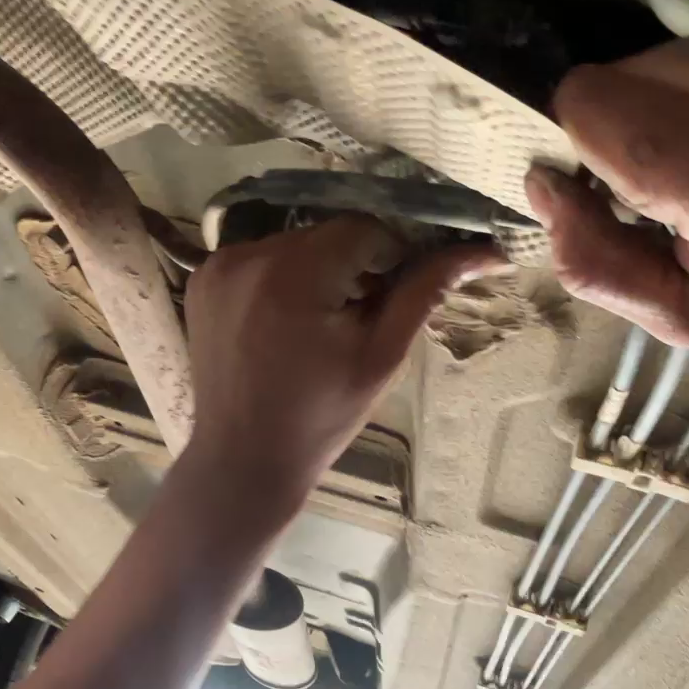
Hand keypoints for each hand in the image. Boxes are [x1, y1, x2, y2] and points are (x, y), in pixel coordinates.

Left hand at [180, 217, 501, 513]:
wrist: (243, 460)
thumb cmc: (321, 416)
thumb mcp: (383, 355)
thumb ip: (426, 291)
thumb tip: (484, 250)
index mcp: (294, 273)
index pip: (365, 227)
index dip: (393, 254)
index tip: (398, 294)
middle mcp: (248, 254)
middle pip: (328, 232)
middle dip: (356, 263)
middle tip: (366, 313)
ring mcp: (218, 265)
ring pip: (296, 241)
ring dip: (321, 268)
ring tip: (327, 321)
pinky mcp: (203, 279)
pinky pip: (262, 257)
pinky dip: (285, 276)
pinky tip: (290, 319)